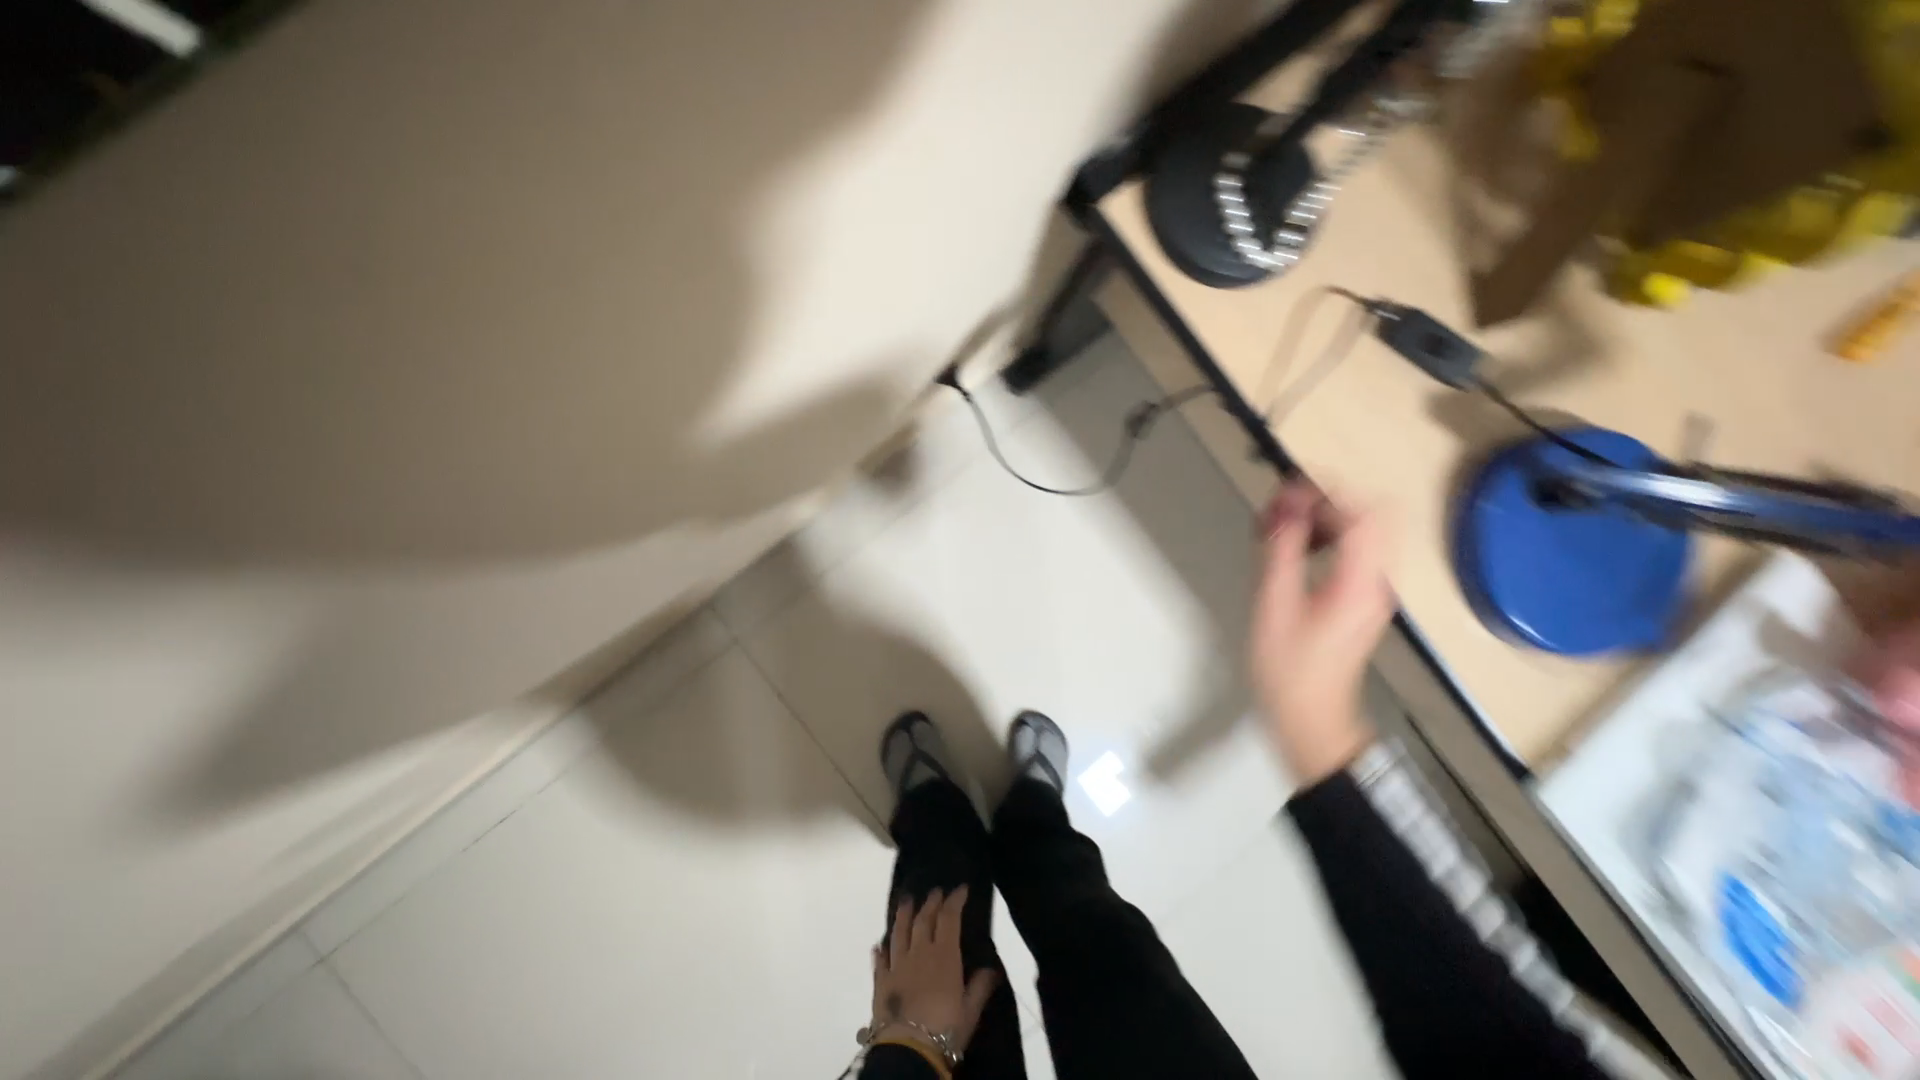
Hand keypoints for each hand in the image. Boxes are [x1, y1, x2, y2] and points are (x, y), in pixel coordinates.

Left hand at [868, 887, 997, 1056]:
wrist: (909, 1048)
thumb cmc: (946, 1028)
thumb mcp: (970, 1010)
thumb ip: (980, 986)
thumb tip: (991, 968)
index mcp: (944, 955)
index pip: (949, 918)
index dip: (955, 900)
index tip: (961, 889)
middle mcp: (919, 952)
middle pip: (923, 919)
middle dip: (931, 902)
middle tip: (936, 892)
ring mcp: (897, 964)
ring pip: (899, 931)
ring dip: (903, 914)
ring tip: (906, 902)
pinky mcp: (881, 980)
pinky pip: (880, 959)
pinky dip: (881, 949)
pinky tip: (879, 944)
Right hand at [1250, 484, 1394, 785]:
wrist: (1312, 721)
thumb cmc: (1288, 671)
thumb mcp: (1274, 607)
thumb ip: (1281, 551)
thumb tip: (1285, 507)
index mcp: (1360, 581)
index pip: (1362, 512)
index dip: (1325, 492)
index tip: (1286, 494)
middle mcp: (1378, 579)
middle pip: (1372, 513)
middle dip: (1327, 499)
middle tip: (1284, 508)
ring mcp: (1374, 588)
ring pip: (1367, 528)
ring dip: (1326, 516)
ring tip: (1282, 525)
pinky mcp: (1363, 596)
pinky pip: (1357, 548)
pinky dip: (1328, 536)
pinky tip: (1294, 547)